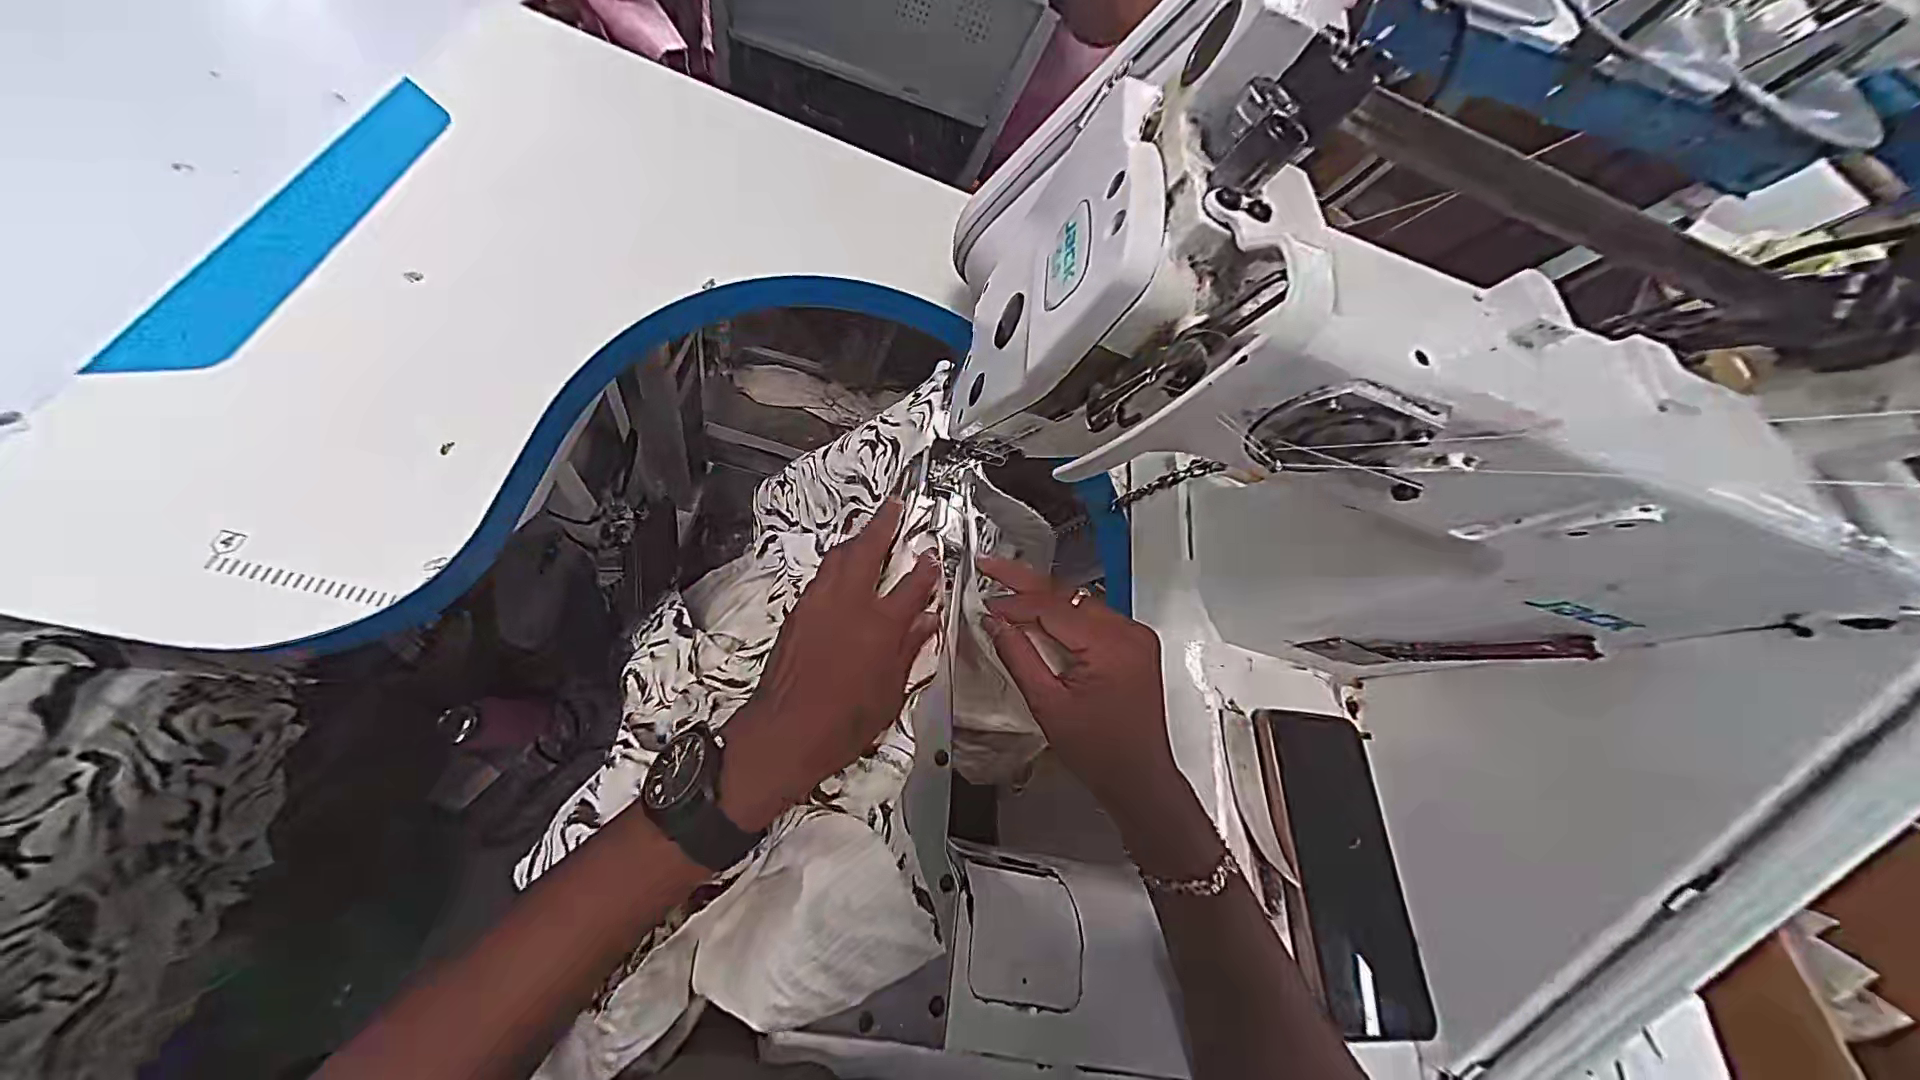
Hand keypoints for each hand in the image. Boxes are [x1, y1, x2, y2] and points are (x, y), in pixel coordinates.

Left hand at [720, 499, 939, 830]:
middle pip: (869, 550)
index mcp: (882, 625)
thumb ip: (910, 649)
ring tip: (868, 528)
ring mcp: (820, 604)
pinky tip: (841, 567)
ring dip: (857, 538)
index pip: (913, 585)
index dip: (926, 569)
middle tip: (894, 506)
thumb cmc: (843, 721)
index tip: (932, 560)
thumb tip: (927, 622)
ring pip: (840, 556)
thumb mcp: (891, 691)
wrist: (786, 730)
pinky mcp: (799, 613)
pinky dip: (836, 562)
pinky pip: (822, 575)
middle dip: (884, 524)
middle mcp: (850, 604)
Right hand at [980, 557, 1219, 876]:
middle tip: (991, 566)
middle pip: (1067, 595)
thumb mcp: (1048, 705)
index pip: (1051, 607)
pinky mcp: (1133, 645)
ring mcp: (1134, 637)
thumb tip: (996, 624)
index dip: (1013, 604)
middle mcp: (1129, 632)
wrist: (1140, 779)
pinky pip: (1092, 617)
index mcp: (1110, 645)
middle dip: (1025, 582)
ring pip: (1079, 602)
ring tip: (1007, 587)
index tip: (986, 605)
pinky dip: (1063, 614)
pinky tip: (1038, 614)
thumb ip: (1019, 657)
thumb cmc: (1102, 753)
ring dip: (1043, 596)